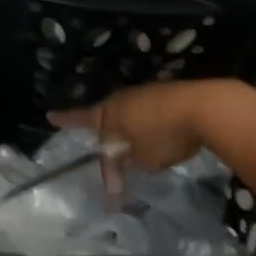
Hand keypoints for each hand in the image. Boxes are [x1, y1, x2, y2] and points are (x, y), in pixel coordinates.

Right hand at [48, 79, 237, 171]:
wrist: (206, 108)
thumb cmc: (165, 136)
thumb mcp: (142, 159)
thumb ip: (128, 162)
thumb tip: (126, 160)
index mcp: (109, 113)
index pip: (80, 118)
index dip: (65, 120)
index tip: (50, 116)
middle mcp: (123, 99)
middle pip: (106, 119)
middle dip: (104, 136)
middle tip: (104, 152)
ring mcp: (146, 94)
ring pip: (128, 115)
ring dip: (128, 133)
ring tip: (134, 151)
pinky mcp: (167, 96)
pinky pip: (147, 113)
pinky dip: (147, 127)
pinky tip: (158, 138)